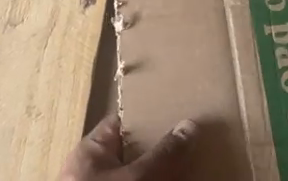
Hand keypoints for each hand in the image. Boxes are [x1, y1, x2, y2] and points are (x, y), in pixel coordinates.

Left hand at [57, 115, 193, 180]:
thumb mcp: (137, 179)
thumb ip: (164, 154)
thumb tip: (189, 126)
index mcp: (90, 153)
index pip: (123, 123)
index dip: (150, 115)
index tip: (179, 112)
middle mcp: (95, 174)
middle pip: (135, 154)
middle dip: (163, 150)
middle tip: (195, 144)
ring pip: (140, 178)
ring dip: (165, 175)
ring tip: (196, 169)